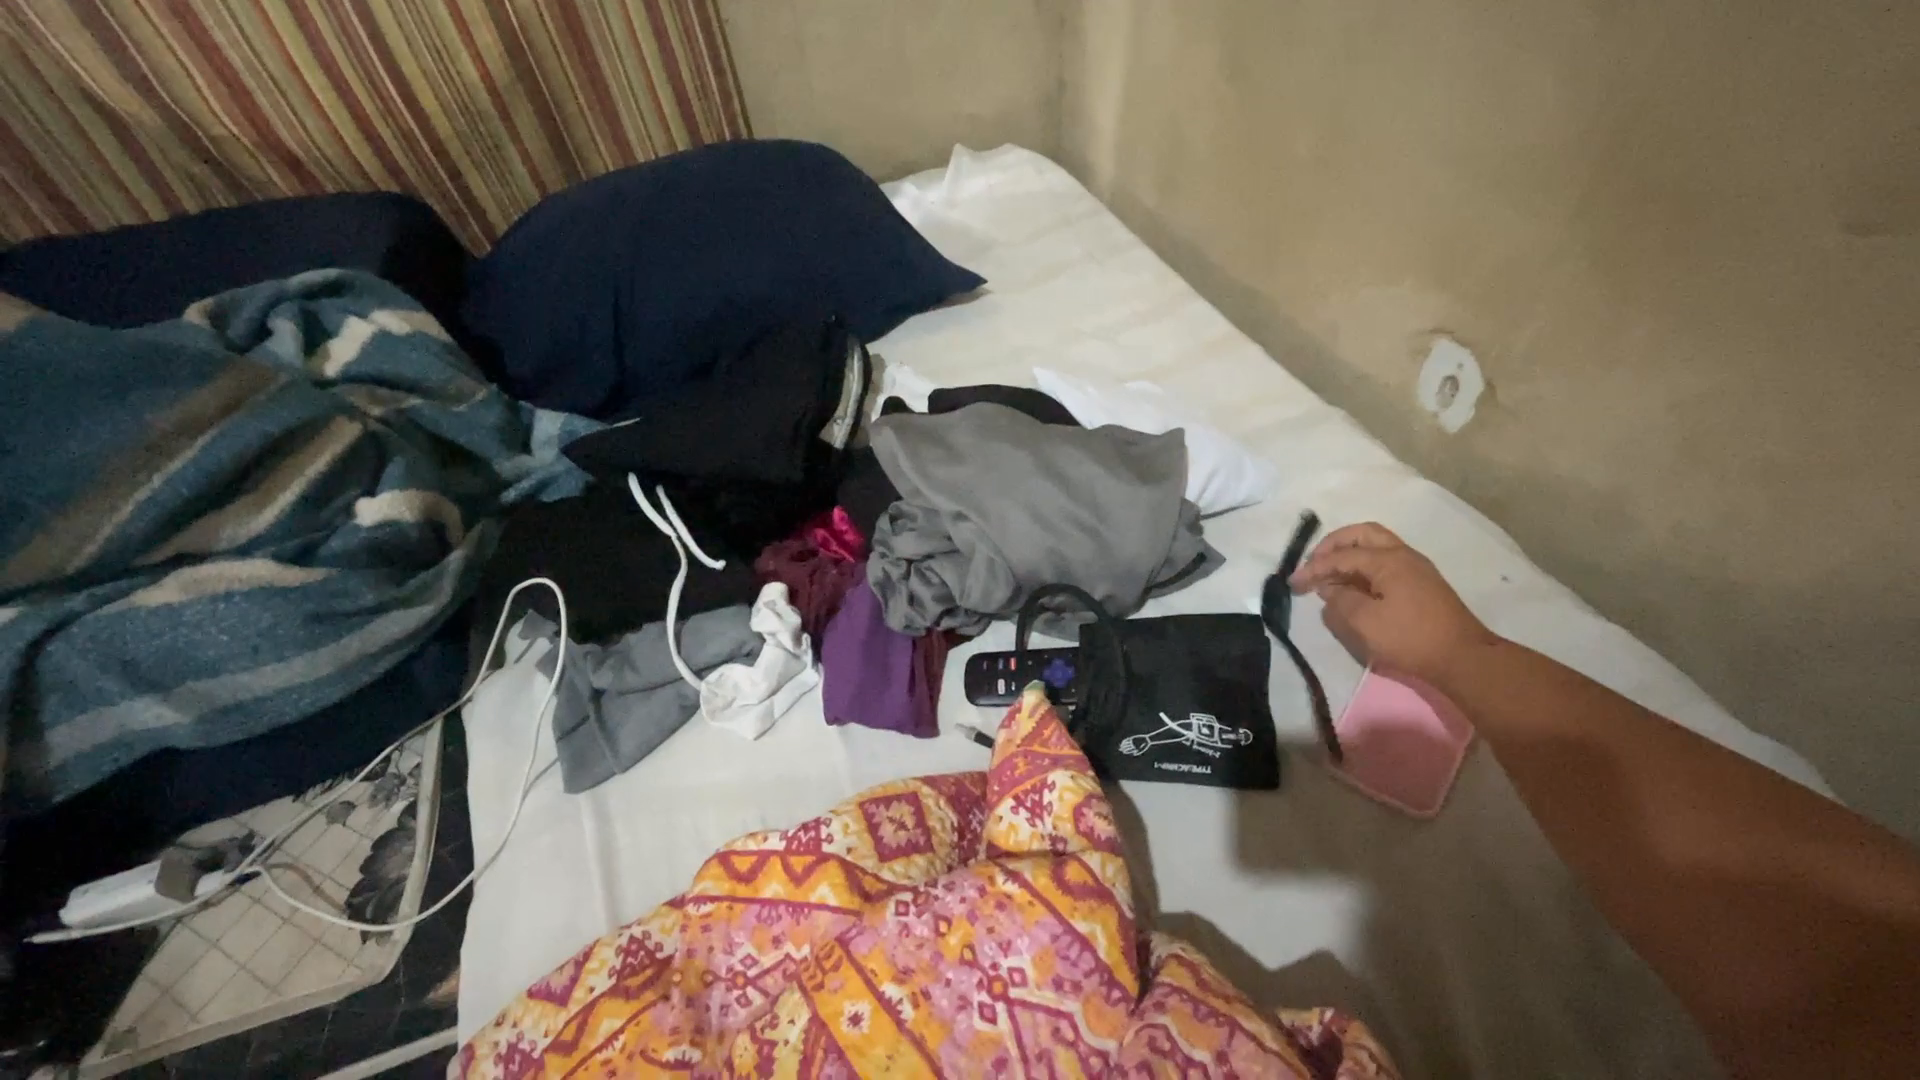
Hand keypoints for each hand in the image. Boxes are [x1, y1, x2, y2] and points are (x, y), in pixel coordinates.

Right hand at [1289, 522, 1497, 682]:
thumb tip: (1330, 589)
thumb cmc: (1410, 638)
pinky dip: (1363, 566)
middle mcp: (1403, 555)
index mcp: (1388, 560)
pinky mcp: (1421, 584)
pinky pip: (1385, 562)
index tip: (1293, 583)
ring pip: (1376, 546)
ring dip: (1350, 554)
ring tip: (1330, 574)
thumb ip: (1340, 601)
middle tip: (1314, 562)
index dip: (1314, 567)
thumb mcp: (1364, 623)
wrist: (1462, 657)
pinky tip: (1353, 586)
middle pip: (1363, 535)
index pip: (1342, 556)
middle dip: (1334, 544)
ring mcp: (1415, 568)